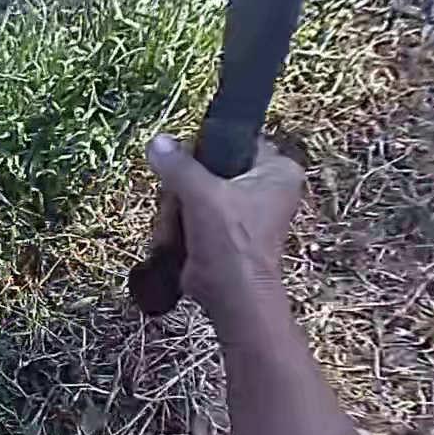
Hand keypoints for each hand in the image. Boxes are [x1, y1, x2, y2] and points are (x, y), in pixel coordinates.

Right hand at [146, 134, 302, 320]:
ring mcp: (241, 211)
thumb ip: (179, 166)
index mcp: (276, 170)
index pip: (232, 143)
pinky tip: (178, 239)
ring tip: (180, 230)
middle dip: (182, 193)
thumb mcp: (203, 196)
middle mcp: (263, 187)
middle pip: (204, 172)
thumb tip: (157, 140)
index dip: (204, 155)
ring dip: (175, 213)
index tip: (188, 173)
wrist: (230, 294)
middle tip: (183, 209)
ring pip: (190, 194)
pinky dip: (177, 226)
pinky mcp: (220, 231)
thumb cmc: (230, 243)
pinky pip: (188, 214)